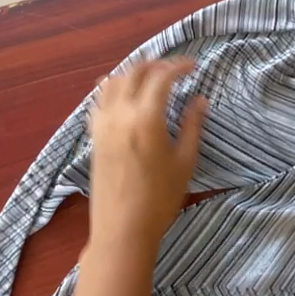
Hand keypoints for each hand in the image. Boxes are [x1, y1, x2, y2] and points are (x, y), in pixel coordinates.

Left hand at [87, 58, 208, 253]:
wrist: (122, 231)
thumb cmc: (159, 199)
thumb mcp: (184, 162)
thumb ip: (192, 126)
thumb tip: (200, 100)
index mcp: (146, 117)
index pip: (161, 76)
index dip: (179, 66)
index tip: (193, 67)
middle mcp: (121, 113)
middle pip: (135, 71)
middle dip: (156, 64)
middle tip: (174, 70)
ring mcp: (103, 124)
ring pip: (113, 81)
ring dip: (133, 73)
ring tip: (150, 79)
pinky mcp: (94, 136)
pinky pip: (99, 100)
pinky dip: (111, 89)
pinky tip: (123, 96)